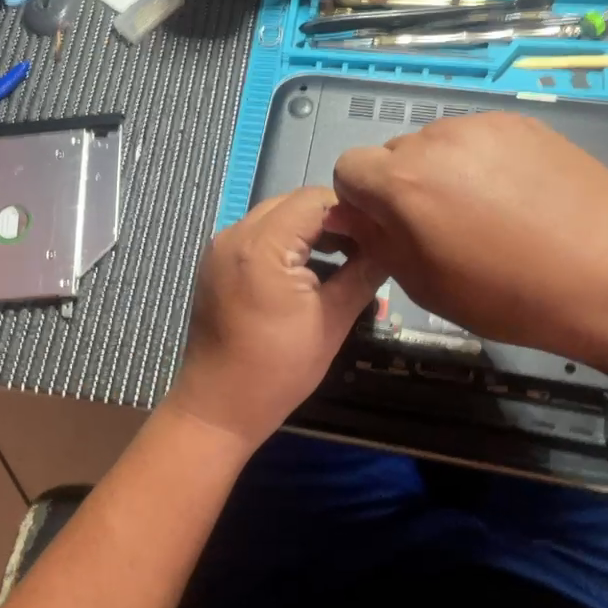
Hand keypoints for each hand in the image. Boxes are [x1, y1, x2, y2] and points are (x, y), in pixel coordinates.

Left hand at [166, 186, 384, 450]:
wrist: (218, 408)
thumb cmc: (278, 369)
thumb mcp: (332, 321)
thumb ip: (363, 273)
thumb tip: (392, 245)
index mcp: (261, 244)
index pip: (314, 200)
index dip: (351, 211)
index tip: (379, 235)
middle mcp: (234, 234)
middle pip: (292, 203)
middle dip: (331, 219)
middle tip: (365, 247)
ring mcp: (220, 247)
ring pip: (274, 217)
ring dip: (308, 230)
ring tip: (343, 258)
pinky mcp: (215, 264)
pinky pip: (256, 236)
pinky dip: (284, 242)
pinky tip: (308, 269)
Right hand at [329, 111, 607, 360]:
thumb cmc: (511, 296)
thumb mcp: (427, 285)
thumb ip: (379, 241)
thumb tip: (352, 215)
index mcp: (403, 181)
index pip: (349, 167)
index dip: (361, 201)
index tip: (389, 229)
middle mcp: (437, 139)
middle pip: (395, 153)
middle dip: (403, 185)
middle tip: (443, 228)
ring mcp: (485, 126)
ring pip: (439, 144)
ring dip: (444, 172)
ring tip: (489, 214)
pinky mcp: (526, 123)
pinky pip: (482, 138)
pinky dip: (484, 162)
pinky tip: (520, 198)